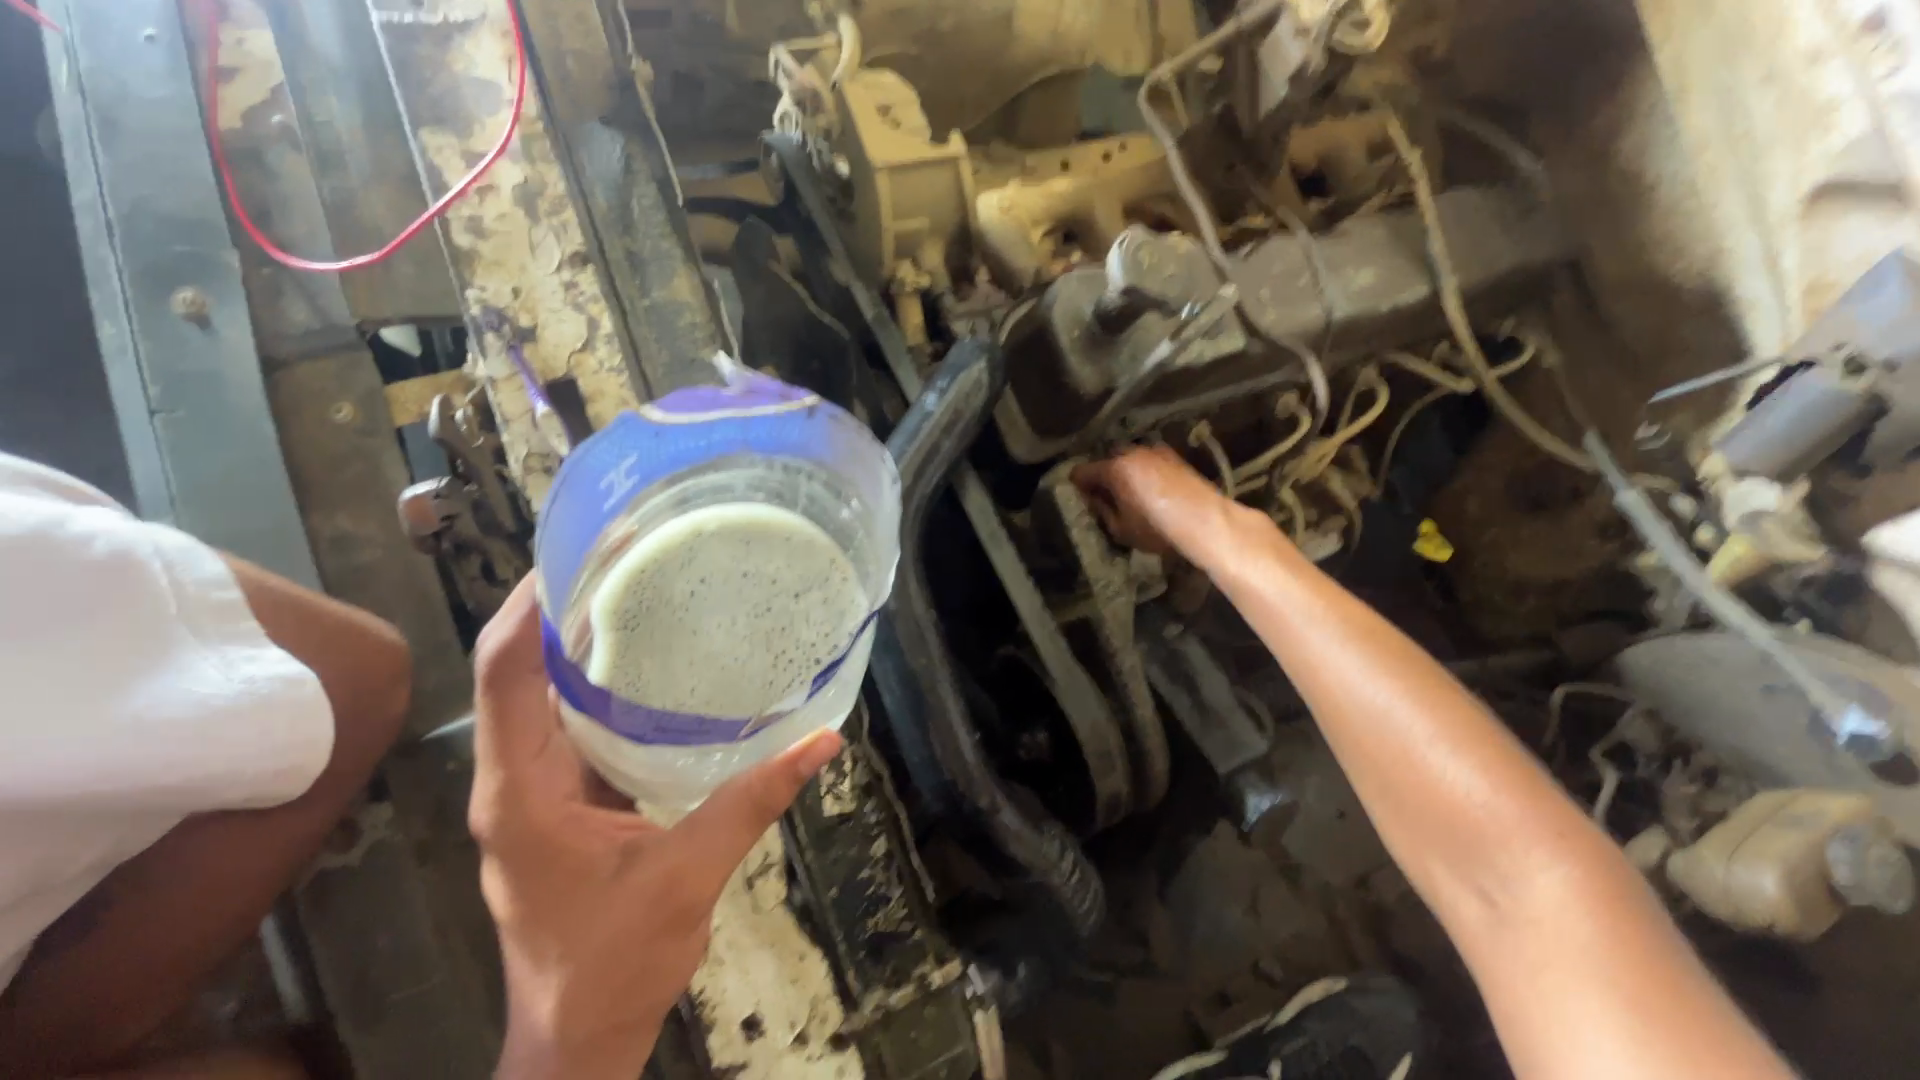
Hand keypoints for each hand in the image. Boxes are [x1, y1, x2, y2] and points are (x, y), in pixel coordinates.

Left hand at [469, 578, 842, 1079]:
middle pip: (517, 670)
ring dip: (577, 643)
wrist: (578, 1036)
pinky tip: (650, 667)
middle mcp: (514, 778)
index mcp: (521, 790)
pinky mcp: (556, 804)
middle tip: (624, 556)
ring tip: (639, 591)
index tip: (580, 554)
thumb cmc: (615, 962)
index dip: (533, 606)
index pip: (506, 671)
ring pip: (540, 695)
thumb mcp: (689, 876)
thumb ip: (751, 802)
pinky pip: (569, 726)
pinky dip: (599, 686)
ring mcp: (531, 791)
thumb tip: (823, 741)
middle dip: (561, 607)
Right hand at [1071, 443, 1238, 556]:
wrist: (1206, 521)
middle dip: (1102, 477)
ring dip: (1124, 472)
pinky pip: (1148, 460)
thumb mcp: (1120, 529)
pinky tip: (1150, 489)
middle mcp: (1132, 452)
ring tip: (1130, 494)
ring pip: (1128, 458)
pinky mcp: (1174, 456)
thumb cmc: (1158, 529)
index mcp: (1114, 469)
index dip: (1076, 487)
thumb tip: (1093, 500)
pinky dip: (1143, 471)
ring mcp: (1155, 451)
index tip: (1082, 501)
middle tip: (1106, 498)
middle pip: (1106, 461)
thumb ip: (1101, 511)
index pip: (1081, 472)